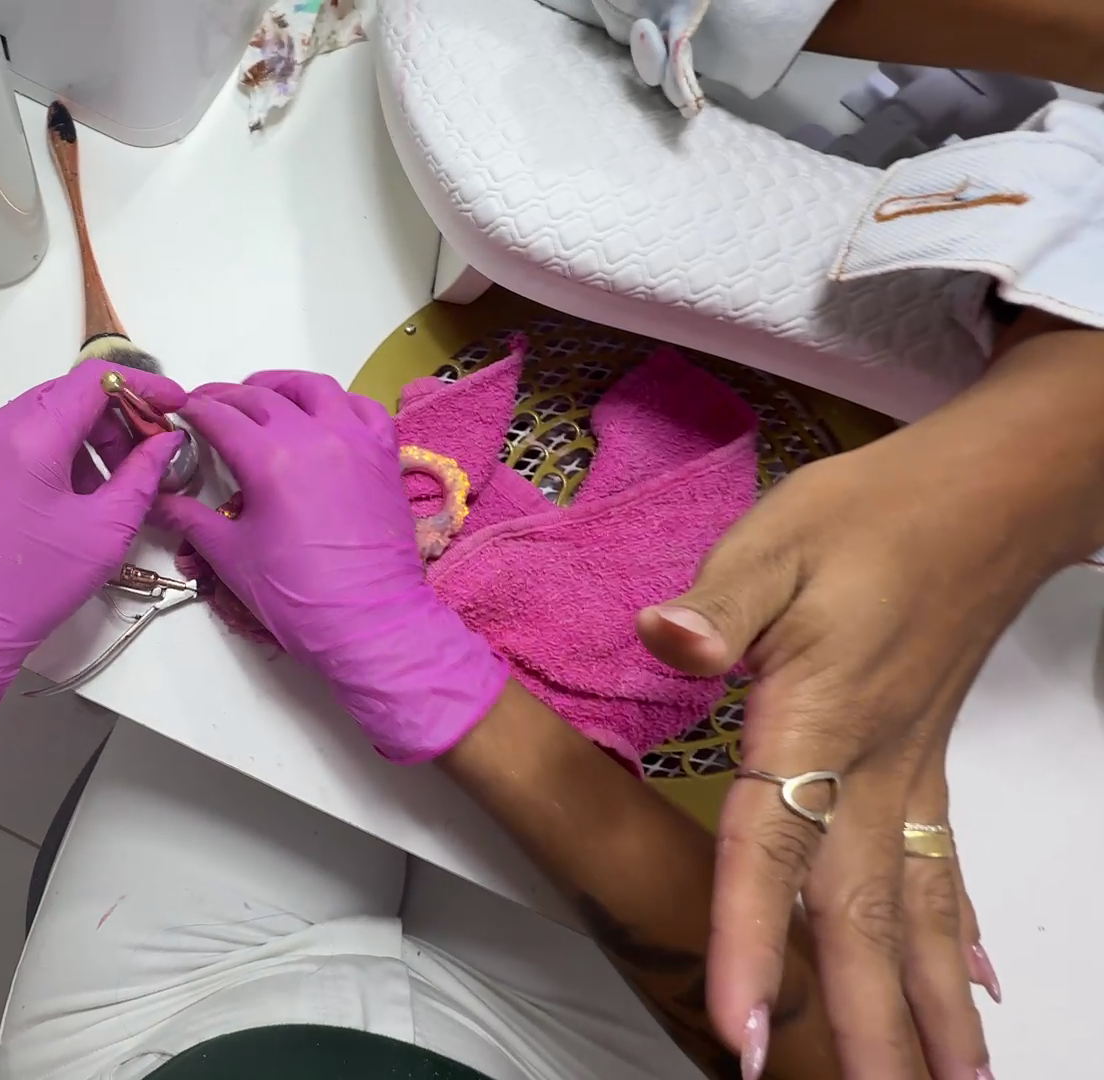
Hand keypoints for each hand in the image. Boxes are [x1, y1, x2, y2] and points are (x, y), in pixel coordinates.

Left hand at [0, 362, 186, 752]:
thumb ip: (142, 476)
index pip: (94, 381)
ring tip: (91, 494)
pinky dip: (37, 457)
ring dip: (73, 443)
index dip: (141, 386)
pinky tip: (49, 501)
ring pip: (31, 420)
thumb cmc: (35, 587)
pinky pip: (1, 444)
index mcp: (26, 437)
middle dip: (108, 422)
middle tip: (135, 463)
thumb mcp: (104, 533)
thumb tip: (167, 440)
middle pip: (62, 397)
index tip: (171, 406)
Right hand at [155, 371, 507, 762]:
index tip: (178, 410)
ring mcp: (355, 441)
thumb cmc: (294, 595)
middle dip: (228, 396)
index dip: (194, 409)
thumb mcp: (229, 558)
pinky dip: (337, 401)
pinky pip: (362, 408)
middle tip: (208, 405)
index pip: (221, 417)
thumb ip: (189, 520)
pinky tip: (323, 414)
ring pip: (315, 388)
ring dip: (280, 385)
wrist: (369, 624)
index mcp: (270, 460)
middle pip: (262, 397)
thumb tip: (156, 501)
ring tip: (261, 394)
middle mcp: (314, 436)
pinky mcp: (384, 456)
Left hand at [635, 420, 1053, 1078]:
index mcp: (817, 721)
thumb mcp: (768, 547)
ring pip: (918, 909)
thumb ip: (716, 608)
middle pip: (858, 911)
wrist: (983, 496)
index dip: (749, 940)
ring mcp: (914, 766)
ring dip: (925, 1006)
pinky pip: (945, 868)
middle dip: (857, 1020)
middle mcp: (874, 763)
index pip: (770, 852)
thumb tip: (663, 639)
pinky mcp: (928, 754)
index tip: (744, 1033)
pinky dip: (960, 941)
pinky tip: (978, 996)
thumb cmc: (864, 519)